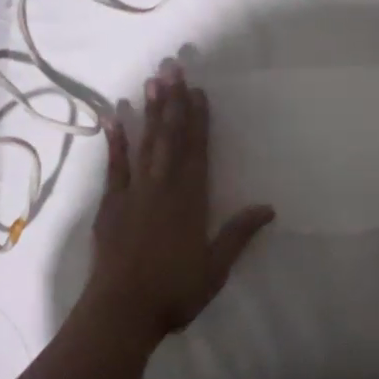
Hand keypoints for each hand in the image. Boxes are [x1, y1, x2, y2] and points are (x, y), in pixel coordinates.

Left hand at [81, 63, 274, 346]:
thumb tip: (268, 207)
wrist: (121, 311)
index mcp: (190, 199)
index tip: (198, 90)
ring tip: (151, 81)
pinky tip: (114, 117)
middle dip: (172, 101)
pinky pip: (114, 165)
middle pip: (170, 137)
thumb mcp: (215, 267)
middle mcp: (162, 187)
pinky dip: (115, 140)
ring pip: (144, 143)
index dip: (198, 119)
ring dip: (149, 111)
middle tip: (171, 66)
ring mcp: (133, 192)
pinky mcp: (110, 204)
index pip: (197, 150)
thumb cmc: (174, 291)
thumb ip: (238, 234)